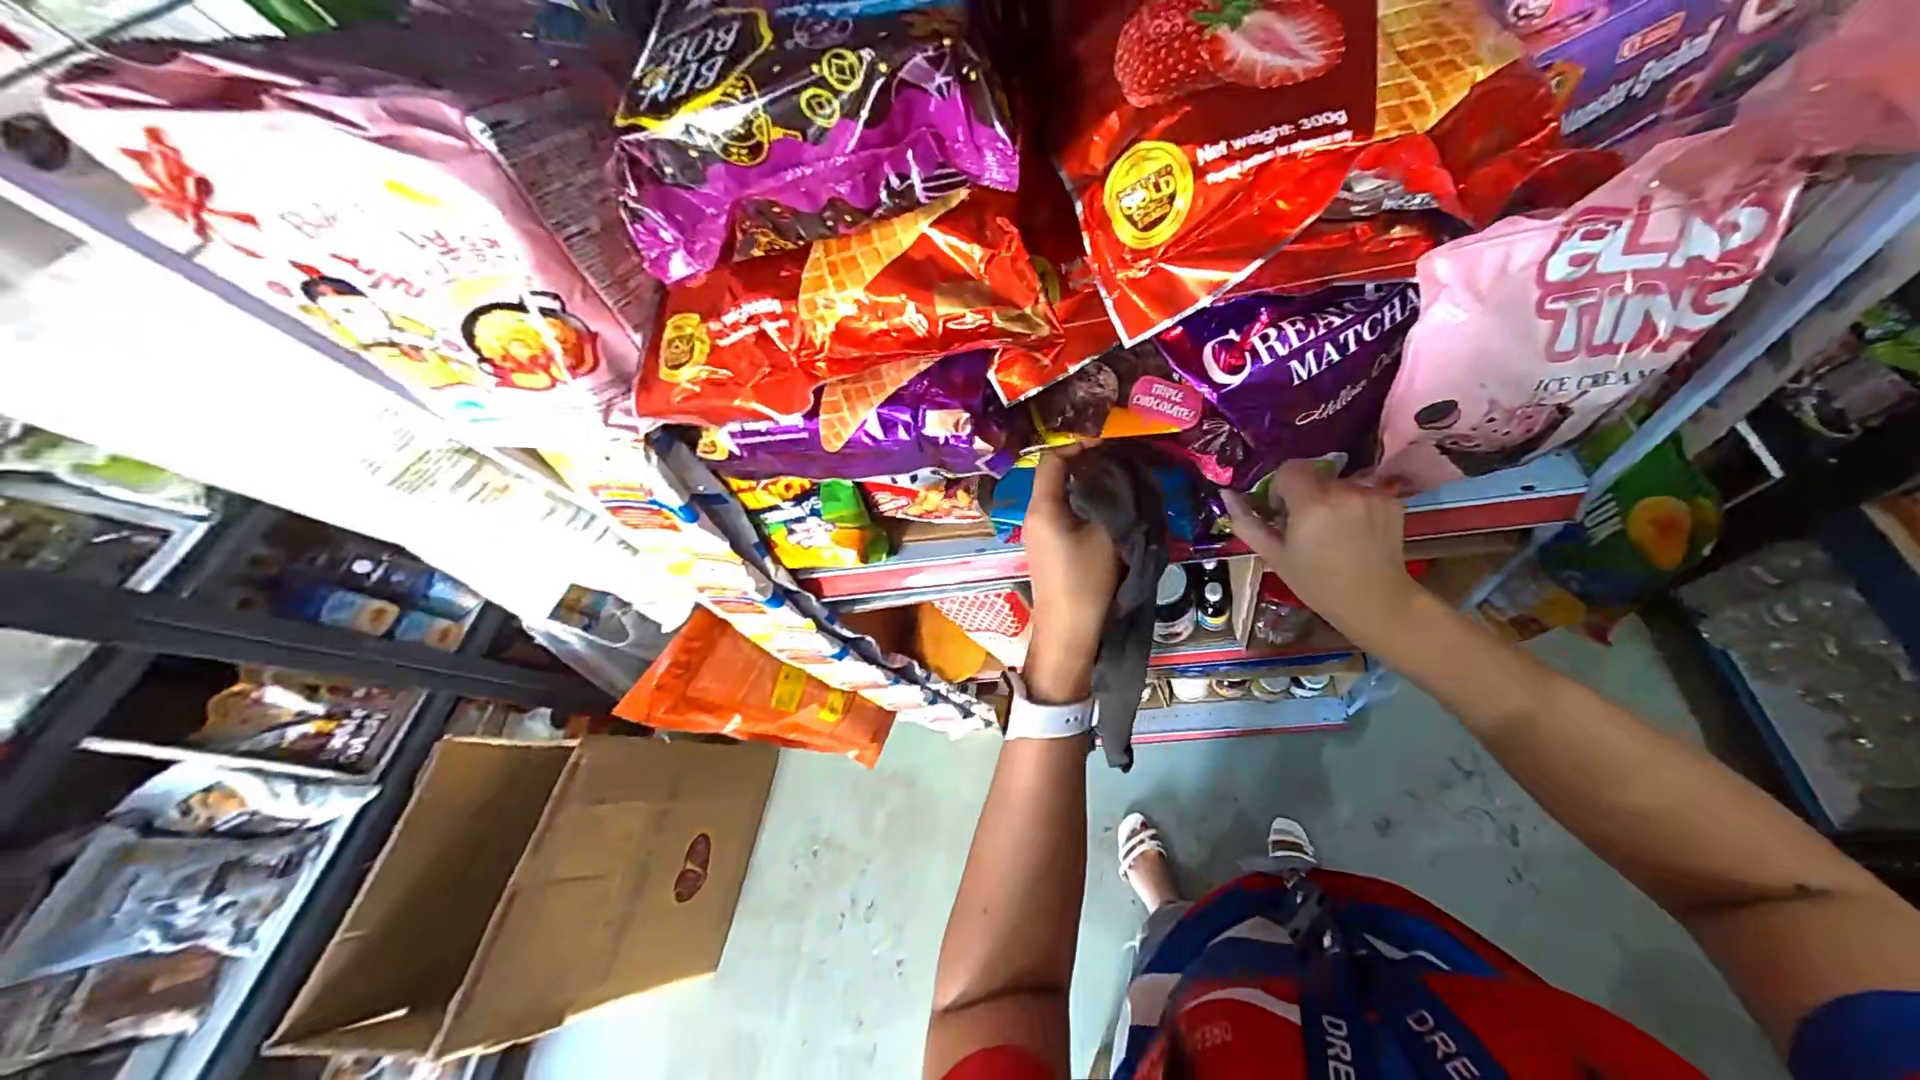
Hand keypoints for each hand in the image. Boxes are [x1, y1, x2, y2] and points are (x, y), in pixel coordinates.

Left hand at [1021, 452, 1118, 702]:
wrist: (1068, 630)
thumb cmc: (1085, 581)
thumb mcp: (1107, 535)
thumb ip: (1111, 499)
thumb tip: (1119, 476)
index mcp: (1042, 507)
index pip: (1053, 458)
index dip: (1079, 445)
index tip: (1110, 442)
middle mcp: (1034, 515)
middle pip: (1055, 474)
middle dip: (1085, 462)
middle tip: (1119, 457)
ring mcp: (1038, 532)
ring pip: (1060, 494)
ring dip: (1085, 483)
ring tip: (1118, 478)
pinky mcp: (1047, 547)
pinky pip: (1063, 512)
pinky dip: (1083, 503)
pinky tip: (1107, 506)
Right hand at [1222, 463, 1420, 644]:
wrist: (1374, 601)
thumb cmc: (1316, 583)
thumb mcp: (1274, 556)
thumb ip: (1247, 522)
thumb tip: (1226, 494)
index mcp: (1312, 505)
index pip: (1289, 469)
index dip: (1280, 488)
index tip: (1282, 513)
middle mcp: (1344, 491)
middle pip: (1313, 474)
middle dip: (1304, 494)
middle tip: (1305, 525)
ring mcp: (1372, 494)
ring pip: (1337, 482)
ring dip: (1329, 499)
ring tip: (1332, 530)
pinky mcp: (1391, 500)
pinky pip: (1361, 491)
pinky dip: (1352, 504)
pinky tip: (1353, 531)